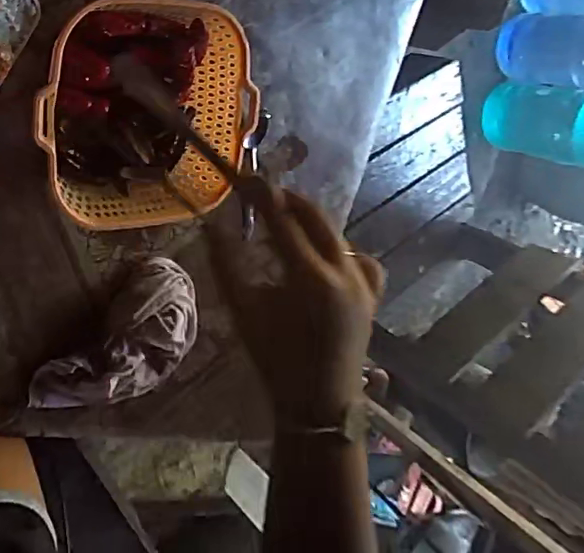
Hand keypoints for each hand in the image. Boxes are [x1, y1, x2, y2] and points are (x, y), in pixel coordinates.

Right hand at [207, 180, 384, 428]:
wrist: (318, 406)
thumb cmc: (275, 359)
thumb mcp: (243, 309)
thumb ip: (226, 263)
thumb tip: (210, 224)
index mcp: (311, 277)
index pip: (283, 220)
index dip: (262, 195)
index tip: (245, 178)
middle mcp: (344, 273)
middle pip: (315, 217)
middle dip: (287, 200)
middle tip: (262, 193)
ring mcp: (364, 284)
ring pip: (336, 234)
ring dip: (309, 222)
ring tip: (285, 224)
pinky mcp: (373, 295)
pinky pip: (360, 257)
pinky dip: (340, 248)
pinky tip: (322, 256)